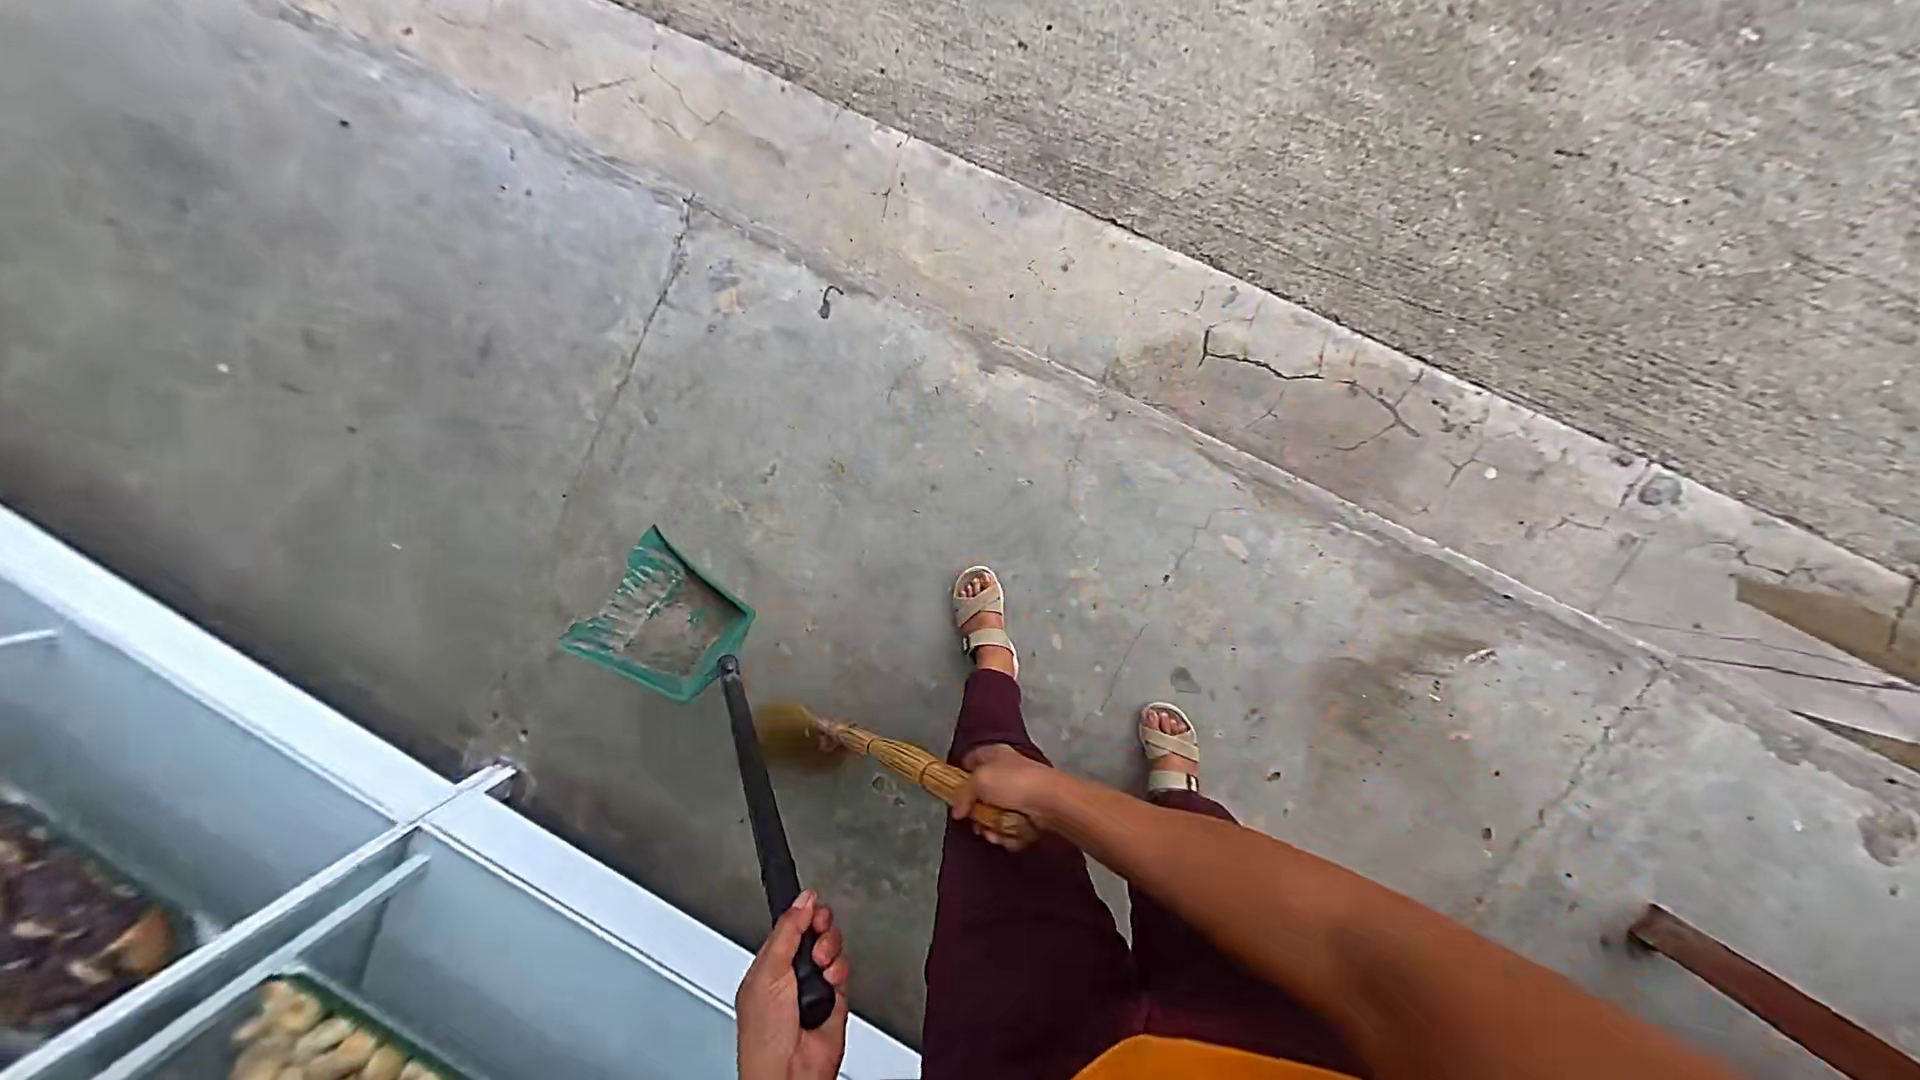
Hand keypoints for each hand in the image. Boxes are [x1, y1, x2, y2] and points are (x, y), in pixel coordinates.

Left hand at [737, 891, 849, 1079]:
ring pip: (832, 946)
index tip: (811, 906)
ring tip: (821, 965)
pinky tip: (830, 982)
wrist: (790, 1075)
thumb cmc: (764, 1037)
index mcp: (768, 965)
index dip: (802, 913)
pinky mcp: (834, 997)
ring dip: (830, 949)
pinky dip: (839, 971)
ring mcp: (813, 985)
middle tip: (819, 932)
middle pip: (815, 931)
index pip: (790, 925)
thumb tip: (803, 899)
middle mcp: (791, 973)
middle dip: (821, 927)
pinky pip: (843, 969)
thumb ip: (787, 931)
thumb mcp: (769, 972)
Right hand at [950, 744, 1065, 849]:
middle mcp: (1006, 770)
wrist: (1050, 800)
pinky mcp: (1028, 811)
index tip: (955, 794)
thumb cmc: (1012, 782)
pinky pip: (1009, 823)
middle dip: (976, 811)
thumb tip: (957, 812)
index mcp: (994, 753)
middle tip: (976, 822)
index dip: (961, 775)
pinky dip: (1006, 832)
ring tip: (992, 833)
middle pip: (981, 792)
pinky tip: (1006, 836)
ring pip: (994, 812)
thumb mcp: (979, 781)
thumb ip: (962, 794)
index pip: (971, 760)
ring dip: (991, 826)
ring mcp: (1018, 791)